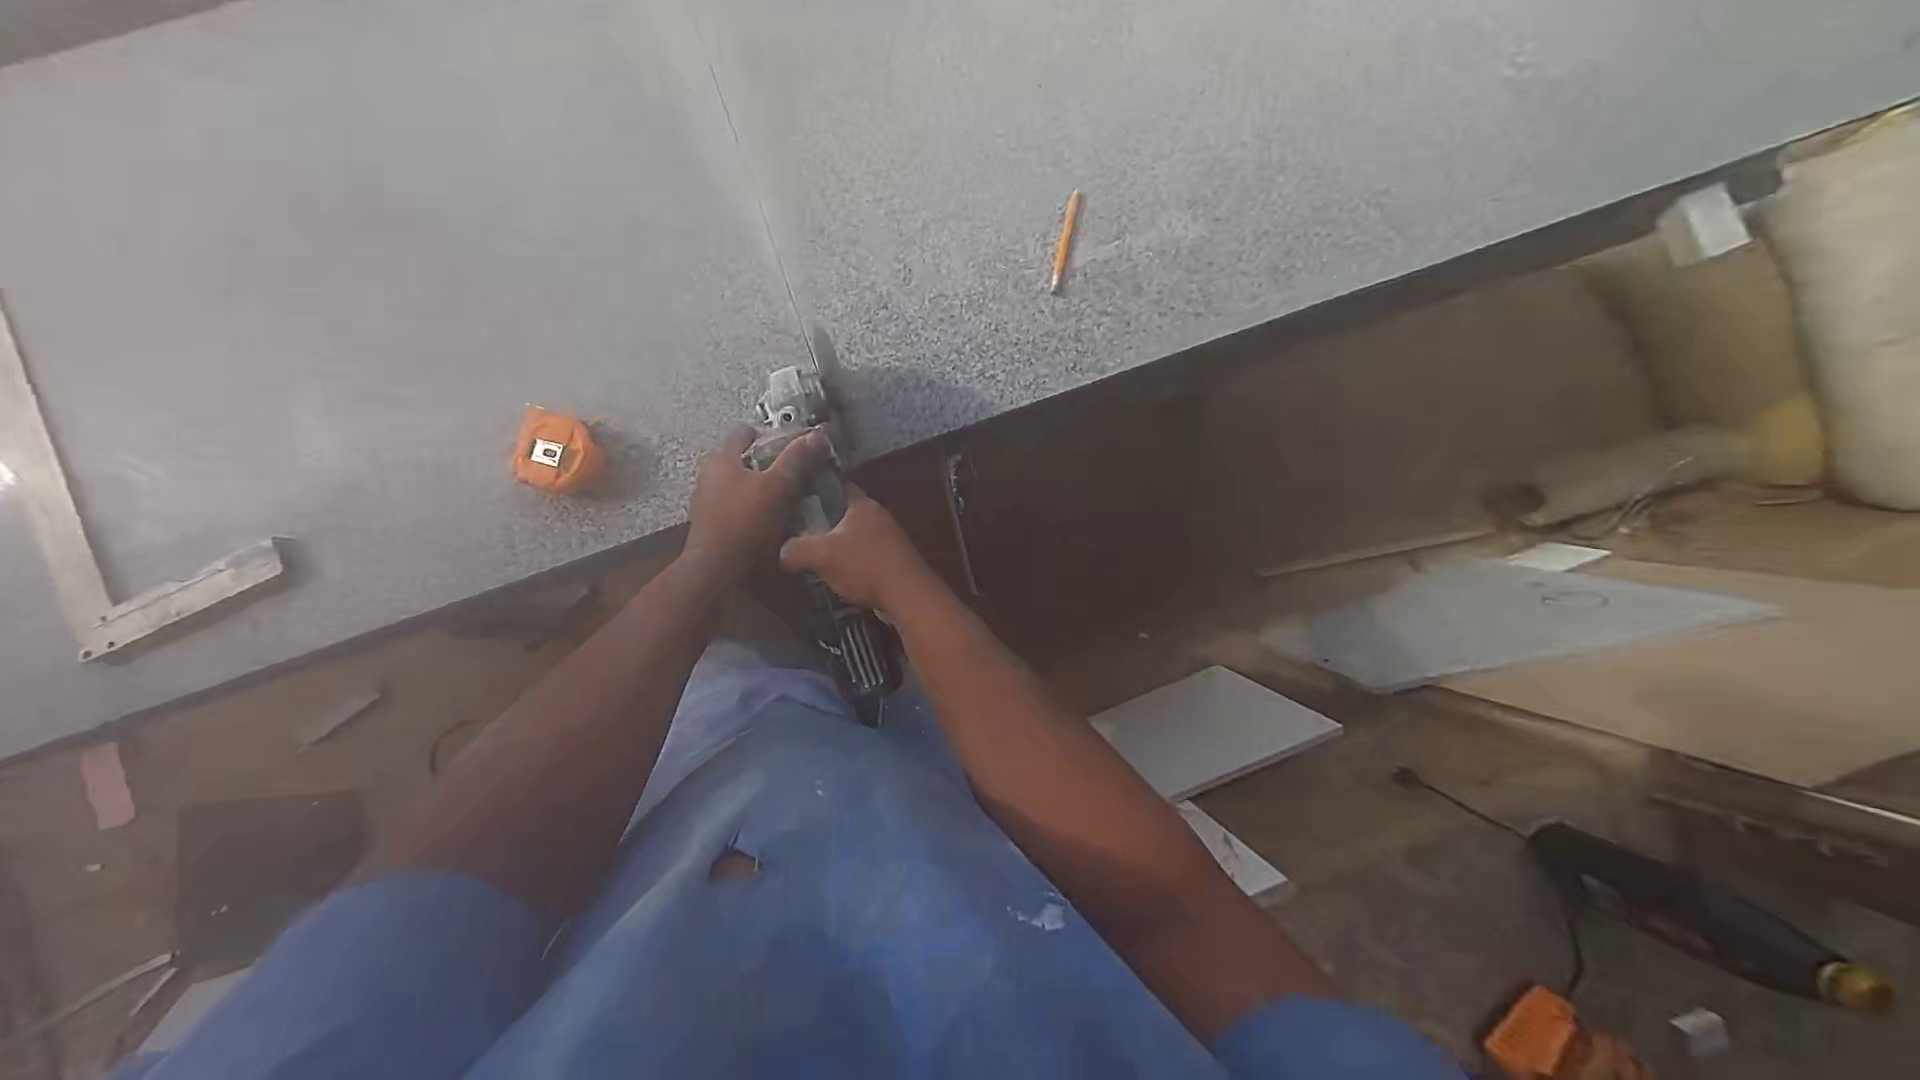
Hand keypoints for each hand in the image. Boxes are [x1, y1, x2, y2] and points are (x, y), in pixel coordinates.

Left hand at [683, 426, 825, 576]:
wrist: (718, 570)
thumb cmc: (745, 522)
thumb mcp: (777, 487)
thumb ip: (796, 460)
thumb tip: (816, 436)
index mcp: (720, 460)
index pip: (742, 433)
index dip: (766, 434)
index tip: (787, 443)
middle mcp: (708, 477)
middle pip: (740, 461)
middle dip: (765, 465)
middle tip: (790, 473)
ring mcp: (707, 504)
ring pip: (738, 487)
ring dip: (759, 490)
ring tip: (787, 500)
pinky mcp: (712, 526)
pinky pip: (736, 510)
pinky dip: (753, 511)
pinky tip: (771, 523)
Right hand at [778, 484, 939, 613]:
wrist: (908, 596)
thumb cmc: (865, 565)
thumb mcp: (822, 554)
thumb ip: (796, 549)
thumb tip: (779, 552)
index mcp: (863, 505)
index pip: (838, 486)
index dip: (816, 489)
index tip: (795, 496)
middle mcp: (878, 517)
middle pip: (844, 514)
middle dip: (823, 521)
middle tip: (796, 530)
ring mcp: (888, 541)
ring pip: (854, 537)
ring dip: (836, 546)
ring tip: (810, 555)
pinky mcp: (893, 563)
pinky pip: (864, 558)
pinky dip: (850, 564)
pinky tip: (834, 575)